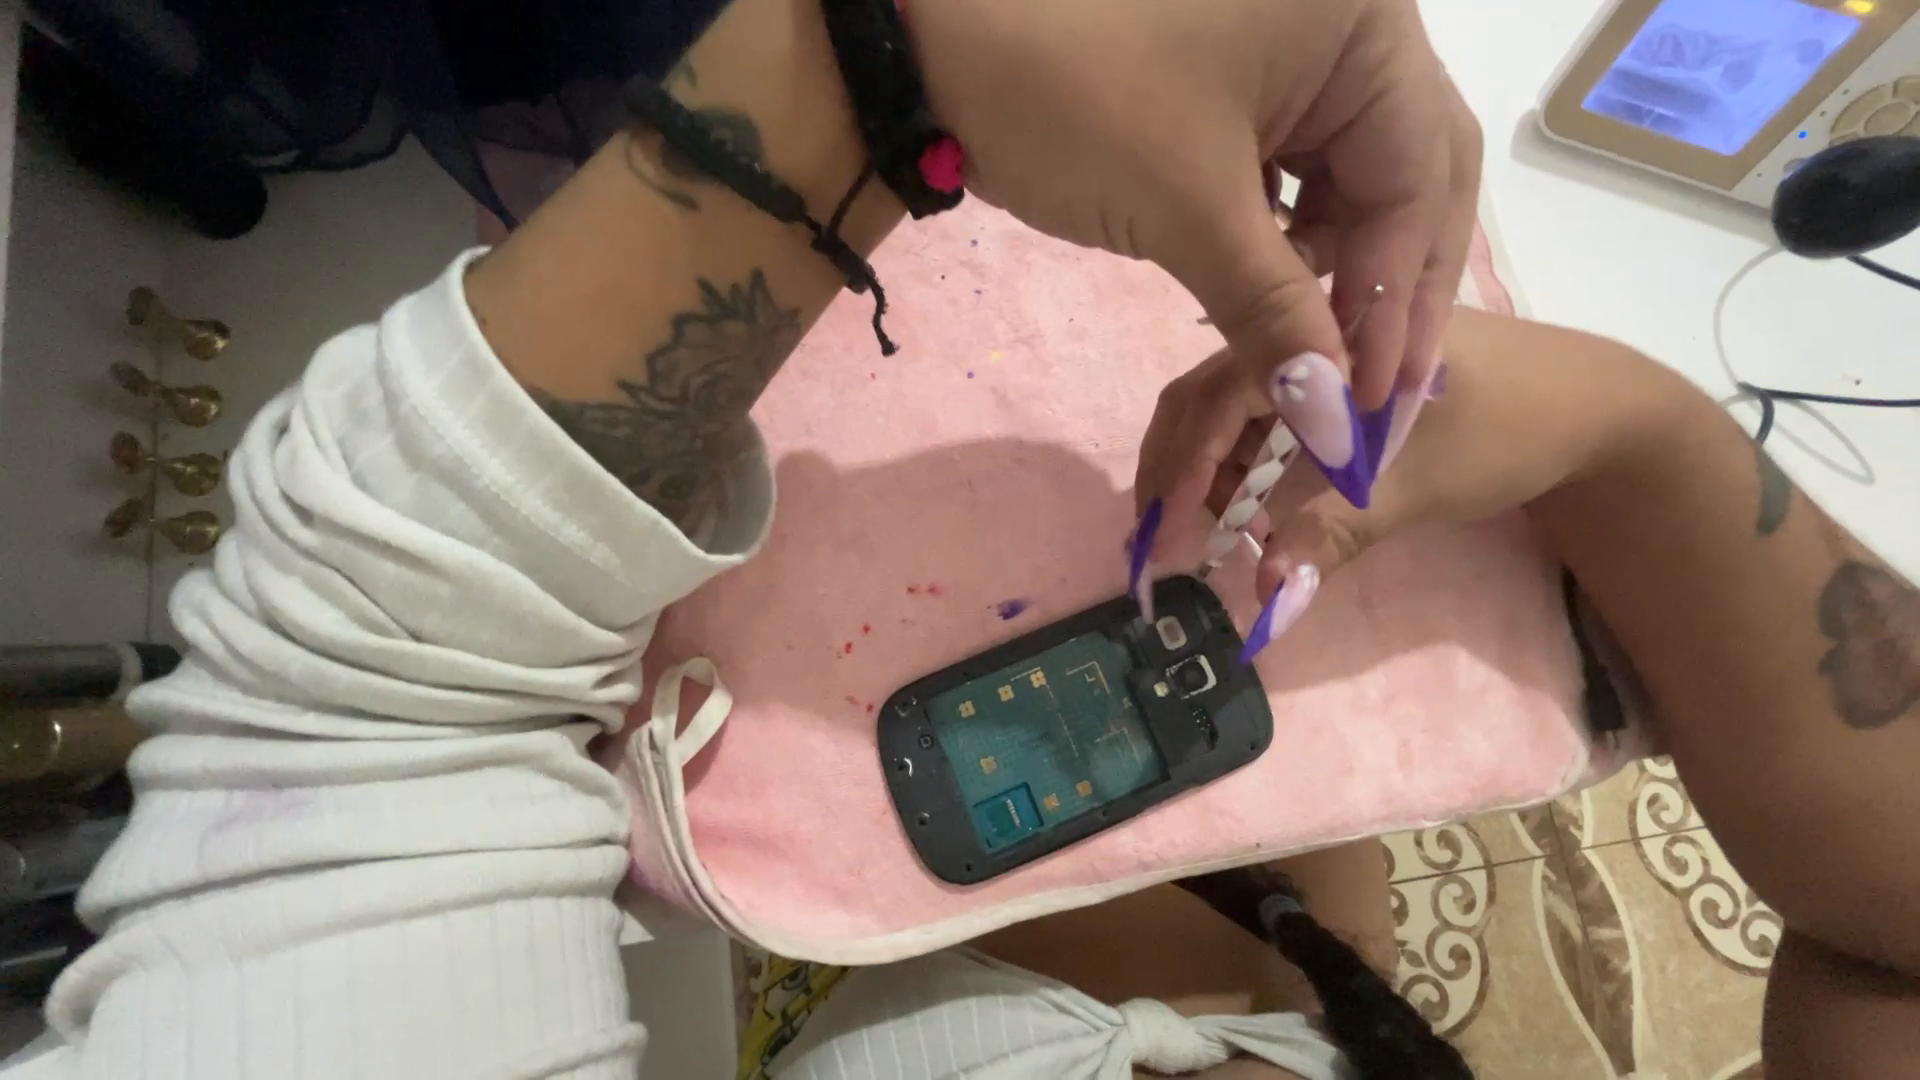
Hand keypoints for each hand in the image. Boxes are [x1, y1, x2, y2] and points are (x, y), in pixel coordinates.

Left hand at [905, 0, 1482, 523]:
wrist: (944, 57)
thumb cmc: (1075, 104)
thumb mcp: (1186, 207)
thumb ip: (1273, 312)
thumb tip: (1334, 419)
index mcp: (1364, 23)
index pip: (1418, 175)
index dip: (1397, 297)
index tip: (1372, 400)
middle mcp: (1346, 28)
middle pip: (1402, 175)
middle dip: (1384, 287)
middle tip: (1367, 391)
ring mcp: (1289, 58)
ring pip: (1342, 184)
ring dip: (1333, 272)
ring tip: (1315, 356)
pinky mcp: (1235, 96)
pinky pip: (1285, 180)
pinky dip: (1283, 245)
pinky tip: (1274, 298)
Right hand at [1146, 309, 1688, 655]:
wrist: (1595, 412)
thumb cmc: (1515, 431)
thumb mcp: (1417, 487)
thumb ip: (1331, 535)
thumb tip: (1262, 593)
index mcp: (1327, 336)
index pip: (1224, 392)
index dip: (1186, 461)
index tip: (1162, 526)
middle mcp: (1308, 337)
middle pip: (1207, 396)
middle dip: (1176, 464)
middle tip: (1159, 530)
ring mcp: (1314, 363)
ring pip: (1225, 410)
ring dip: (1203, 470)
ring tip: (1205, 527)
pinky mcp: (1324, 390)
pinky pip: (1257, 422)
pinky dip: (1235, 466)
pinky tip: (1240, 504)